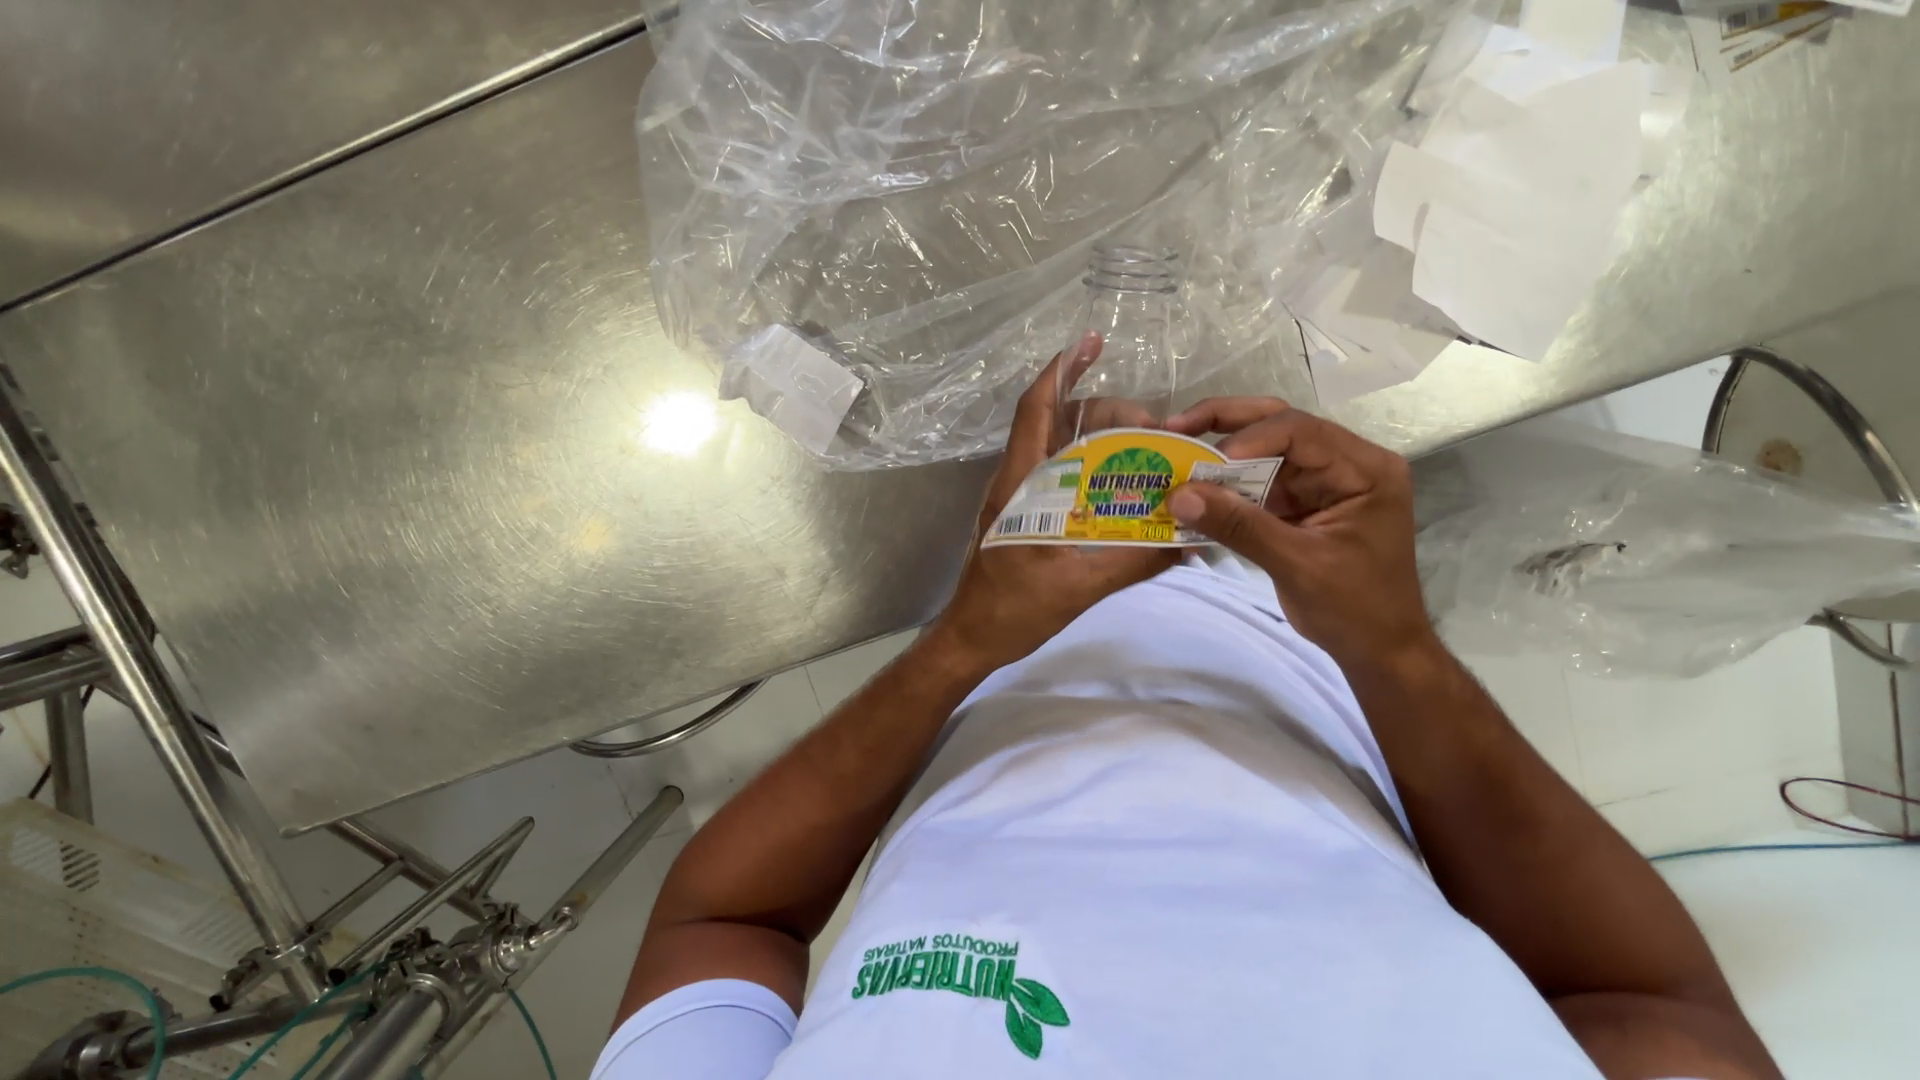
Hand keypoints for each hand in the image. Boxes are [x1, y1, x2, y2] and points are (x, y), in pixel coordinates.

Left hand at [927, 335, 1178, 671]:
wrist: (970, 640)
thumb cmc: (1012, 611)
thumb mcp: (1078, 587)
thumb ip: (1133, 563)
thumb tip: (1188, 542)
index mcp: (1019, 485)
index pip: (1036, 410)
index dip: (1061, 371)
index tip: (1091, 342)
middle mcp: (1015, 481)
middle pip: (1055, 424)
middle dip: (1102, 410)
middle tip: (1151, 423)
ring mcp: (1016, 498)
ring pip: (1057, 448)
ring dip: (1096, 436)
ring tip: (1143, 444)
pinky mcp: (1023, 516)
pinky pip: (1058, 474)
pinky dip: (1088, 464)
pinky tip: (1119, 477)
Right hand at [1164, 397, 1437, 671]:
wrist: (1379, 649)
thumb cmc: (1355, 608)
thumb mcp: (1296, 564)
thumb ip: (1240, 526)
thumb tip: (1178, 496)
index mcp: (1364, 469)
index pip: (1301, 430)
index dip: (1249, 437)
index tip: (1204, 460)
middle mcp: (1347, 464)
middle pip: (1281, 425)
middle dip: (1227, 423)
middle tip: (1176, 425)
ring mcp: (1323, 483)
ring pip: (1266, 450)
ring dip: (1221, 453)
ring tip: (1176, 452)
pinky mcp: (1303, 503)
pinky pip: (1260, 482)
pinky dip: (1226, 484)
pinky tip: (1194, 487)